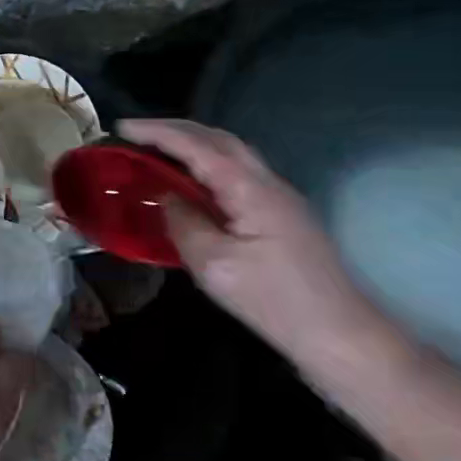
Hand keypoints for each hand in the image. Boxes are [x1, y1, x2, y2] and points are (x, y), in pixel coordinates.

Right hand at [118, 119, 381, 356]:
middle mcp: (266, 180)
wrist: (338, 333)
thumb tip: (165, 198)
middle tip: (136, 135)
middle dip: (174, 130)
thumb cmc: (273, 300)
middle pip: (217, 138)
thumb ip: (183, 223)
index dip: (156, 132)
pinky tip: (192, 184)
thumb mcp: (215, 265)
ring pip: (231, 154)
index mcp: (248, 187)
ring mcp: (279, 196)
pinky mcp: (282, 214)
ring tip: (158, 153)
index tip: (121, 126)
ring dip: (193, 145)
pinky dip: (207, 165)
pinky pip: (238, 173)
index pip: (195, 145)